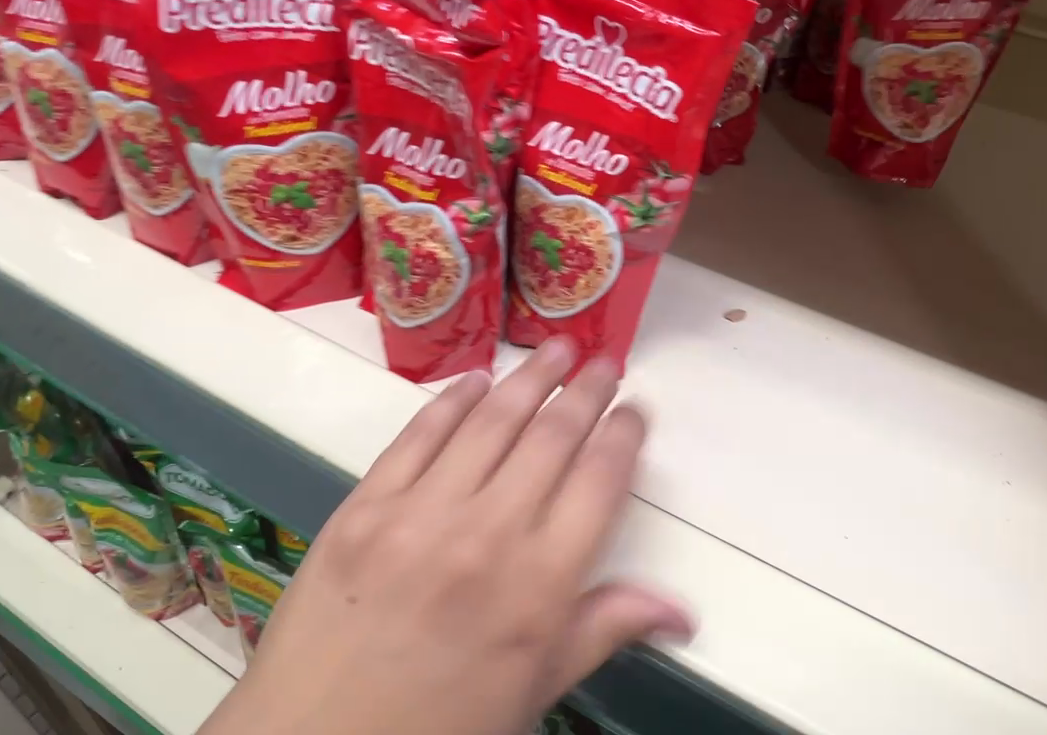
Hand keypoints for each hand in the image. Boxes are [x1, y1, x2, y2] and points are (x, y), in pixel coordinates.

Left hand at [203, 339, 690, 734]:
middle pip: (552, 437)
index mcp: (539, 587)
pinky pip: (420, 434)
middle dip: (585, 391)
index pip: (598, 483)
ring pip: (491, 421)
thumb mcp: (533, 689)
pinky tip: (478, 379)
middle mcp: (487, 534)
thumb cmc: (441, 727)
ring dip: (531, 378)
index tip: (633, 408)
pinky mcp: (365, 504)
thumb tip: (680, 607)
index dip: (622, 435)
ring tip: (557, 350)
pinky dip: (454, 400)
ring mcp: (421, 512)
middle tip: (604, 361)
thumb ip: (603, 630)